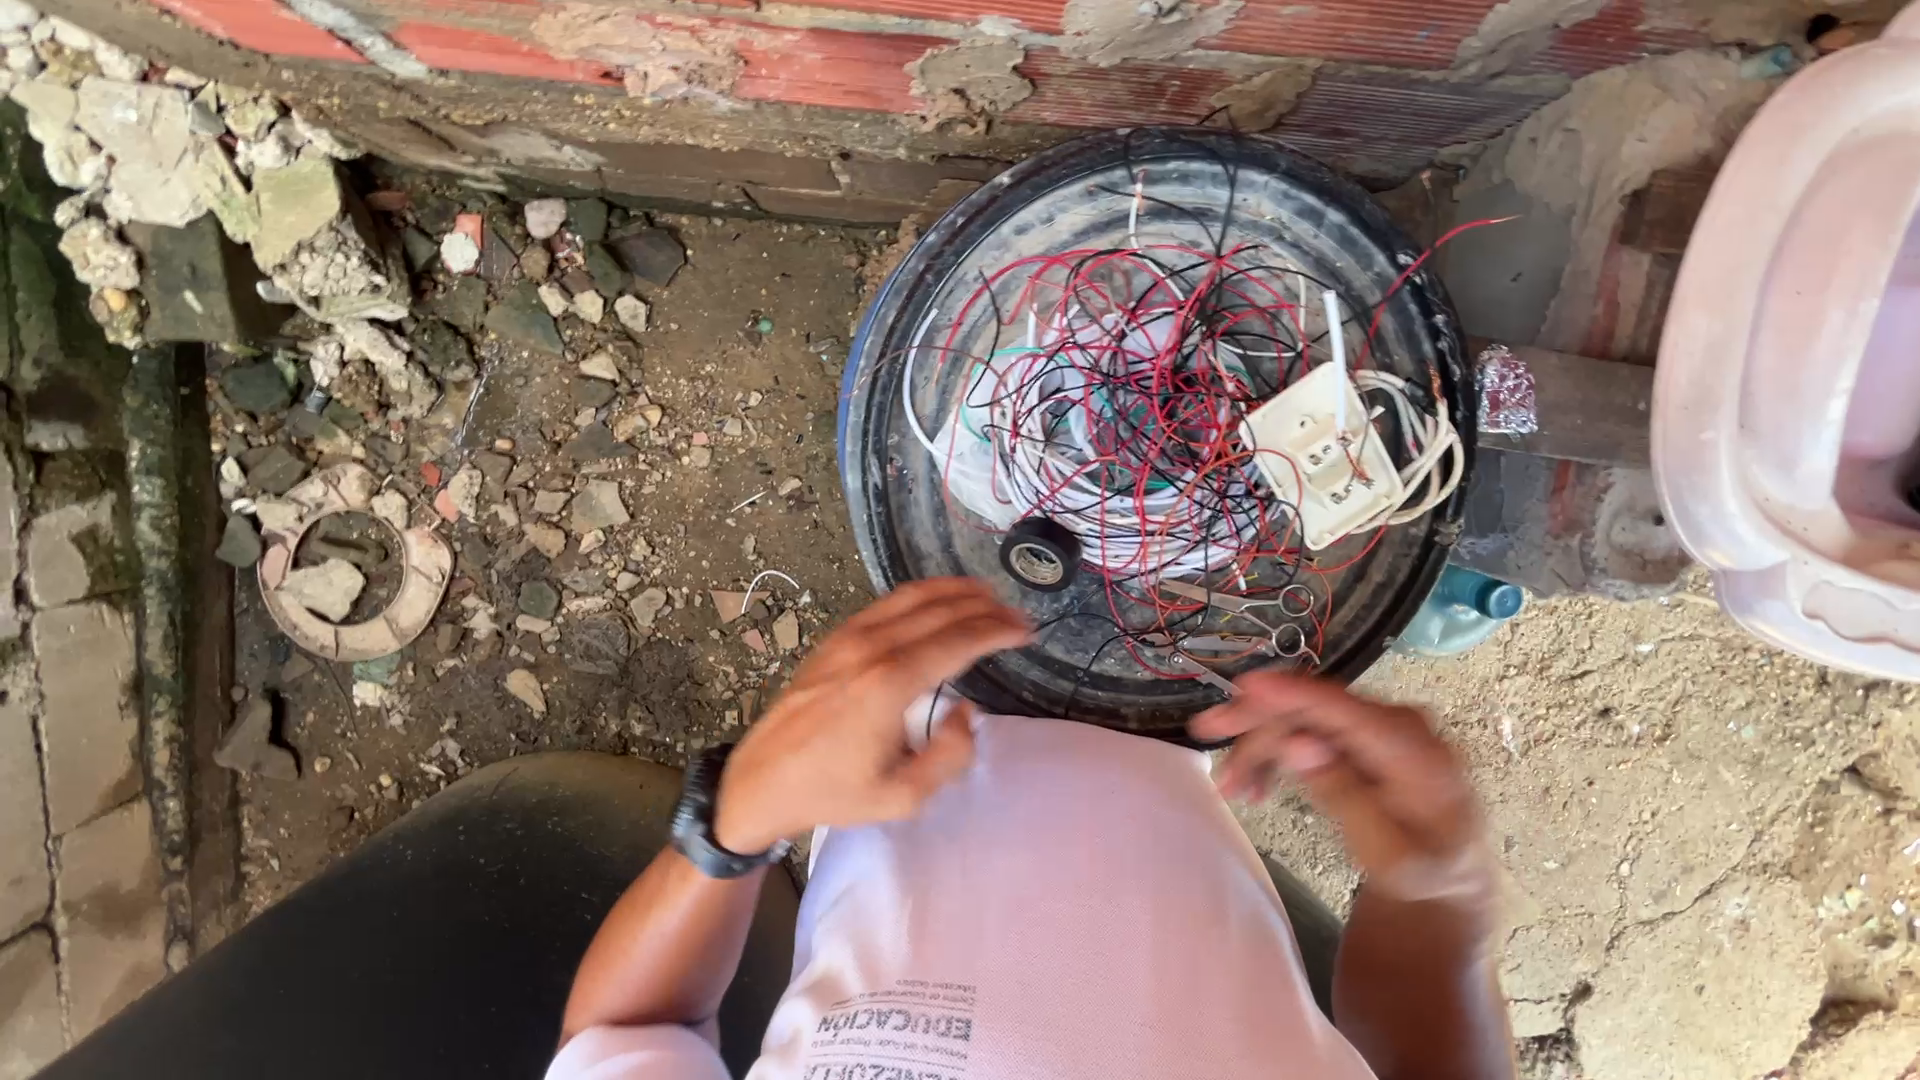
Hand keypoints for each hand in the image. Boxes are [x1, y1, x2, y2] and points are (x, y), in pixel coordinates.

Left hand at [712, 578, 1031, 853]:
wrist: (761, 781)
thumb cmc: (833, 791)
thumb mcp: (903, 796)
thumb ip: (949, 753)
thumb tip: (965, 710)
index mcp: (890, 684)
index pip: (958, 641)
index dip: (997, 631)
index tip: (1026, 630)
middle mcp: (872, 648)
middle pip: (941, 611)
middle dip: (986, 608)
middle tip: (1016, 615)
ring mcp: (850, 637)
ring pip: (913, 597)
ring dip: (955, 592)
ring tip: (987, 596)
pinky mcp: (835, 638)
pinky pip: (887, 603)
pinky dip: (922, 594)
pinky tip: (938, 601)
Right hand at [1191, 672, 1493, 907]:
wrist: (1446, 878)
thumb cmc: (1424, 873)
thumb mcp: (1388, 854)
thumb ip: (1345, 797)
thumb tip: (1298, 744)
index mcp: (1414, 749)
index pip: (1343, 709)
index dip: (1292, 693)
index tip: (1246, 685)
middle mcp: (1394, 723)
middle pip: (1312, 708)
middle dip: (1256, 721)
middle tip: (1206, 732)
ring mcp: (1376, 727)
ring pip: (1300, 719)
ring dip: (1259, 746)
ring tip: (1229, 786)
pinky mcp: (1358, 736)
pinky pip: (1306, 731)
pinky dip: (1274, 754)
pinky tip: (1255, 785)